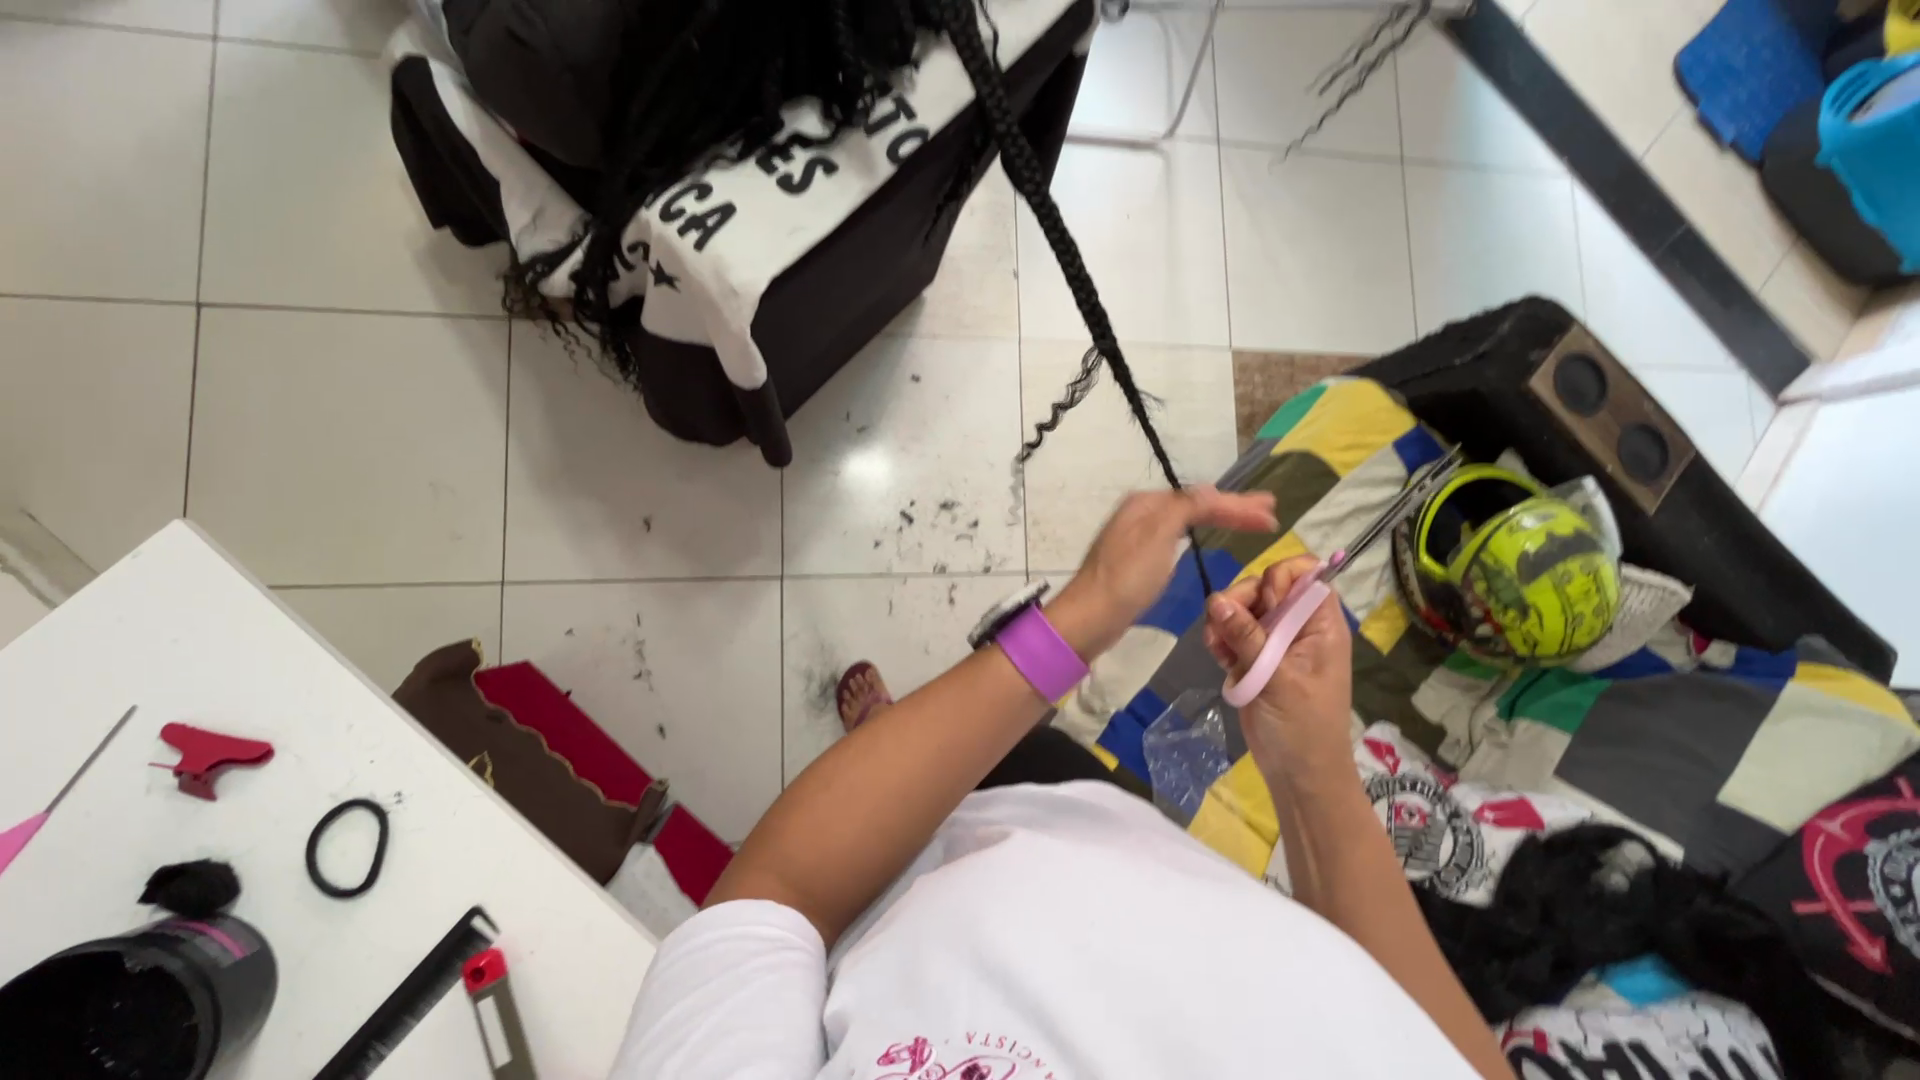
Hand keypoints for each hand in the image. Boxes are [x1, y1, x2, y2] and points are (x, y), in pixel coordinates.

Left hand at [1046, 487, 1277, 659]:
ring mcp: (1138, 536)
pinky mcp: (1138, 560)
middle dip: (1233, 508)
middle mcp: (1141, 513)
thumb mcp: (1158, 535)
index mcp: (1146, 503)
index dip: (1238, 504)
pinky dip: (1201, 533)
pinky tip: (1208, 537)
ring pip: (1188, 521)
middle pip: (1196, 505)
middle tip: (1269, 512)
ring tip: (1251, 521)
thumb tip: (1212, 490)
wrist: (1090, 617)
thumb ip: (1185, 508)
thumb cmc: (1126, 578)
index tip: (1272, 515)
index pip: (1202, 498)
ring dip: (1220, 518)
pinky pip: (1179, 536)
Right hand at [1203, 557, 1353, 781]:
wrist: (1298, 774)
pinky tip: (1218, 659)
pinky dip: (1221, 640)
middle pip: (1265, 587)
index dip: (1279, 578)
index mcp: (1321, 625)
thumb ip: (1246, 636)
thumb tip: (1216, 600)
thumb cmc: (1302, 727)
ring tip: (1216, 648)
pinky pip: (1233, 632)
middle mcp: (1299, 626)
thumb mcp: (1275, 679)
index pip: (1305, 574)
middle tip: (1222, 627)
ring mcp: (1276, 642)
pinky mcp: (1256, 658)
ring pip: (1244, 608)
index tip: (1263, 604)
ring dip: (1224, 622)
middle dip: (1239, 601)